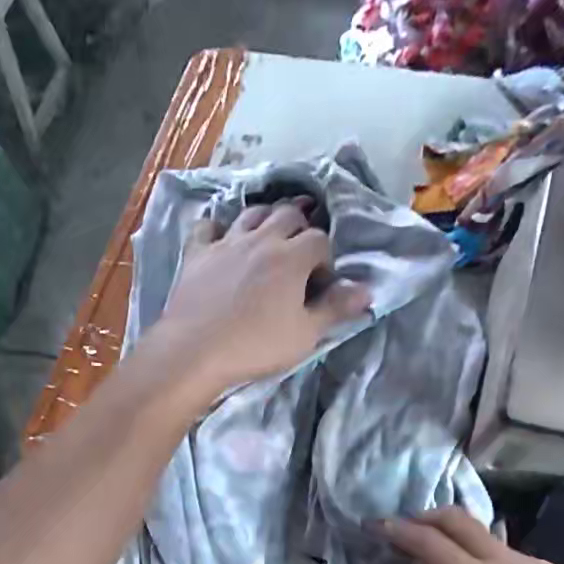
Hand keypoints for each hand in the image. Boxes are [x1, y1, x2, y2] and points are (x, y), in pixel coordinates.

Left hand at [144, 200, 371, 393]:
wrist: (196, 350)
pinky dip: (220, 229)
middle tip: (298, 258)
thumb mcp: (305, 334)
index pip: (320, 240)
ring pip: (251, 213)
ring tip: (269, 243)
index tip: (320, 285)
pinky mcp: (197, 252)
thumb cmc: (257, 346)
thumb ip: (335, 309)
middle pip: (288, 214)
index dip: (325, 260)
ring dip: (265, 221)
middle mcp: (261, 239)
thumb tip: (366, 290)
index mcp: (292, 257)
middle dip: (300, 229)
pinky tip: (223, 241)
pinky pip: (209, 226)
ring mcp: (226, 242)